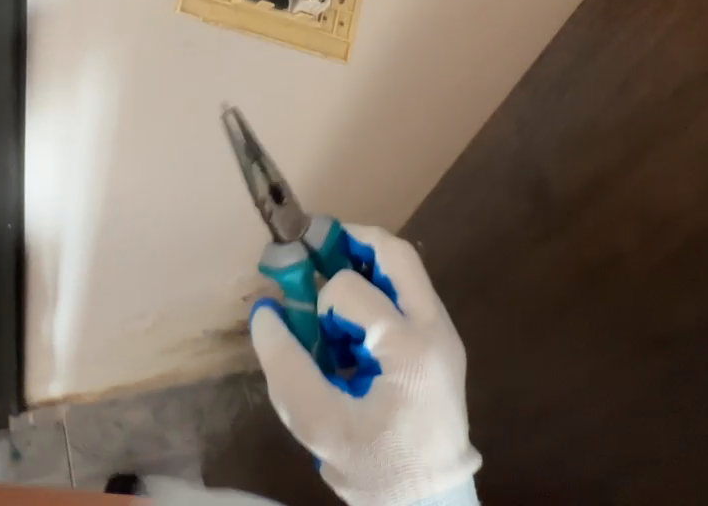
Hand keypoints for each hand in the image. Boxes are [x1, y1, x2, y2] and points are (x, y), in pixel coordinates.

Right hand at [249, 223, 480, 505]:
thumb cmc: (376, 466)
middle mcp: (435, 329)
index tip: (300, 323)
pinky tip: (348, 321)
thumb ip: (285, 362)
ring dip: (361, 265)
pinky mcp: (441, 344)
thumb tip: (264, 309)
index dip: (316, 300)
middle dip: (346, 241)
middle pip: (394, 253)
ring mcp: (443, 334)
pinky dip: (374, 288)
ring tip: (326, 289)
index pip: (350, 288)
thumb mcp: (317, 423)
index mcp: (409, 349)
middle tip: (311, 248)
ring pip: (403, 267)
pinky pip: (406, 292)